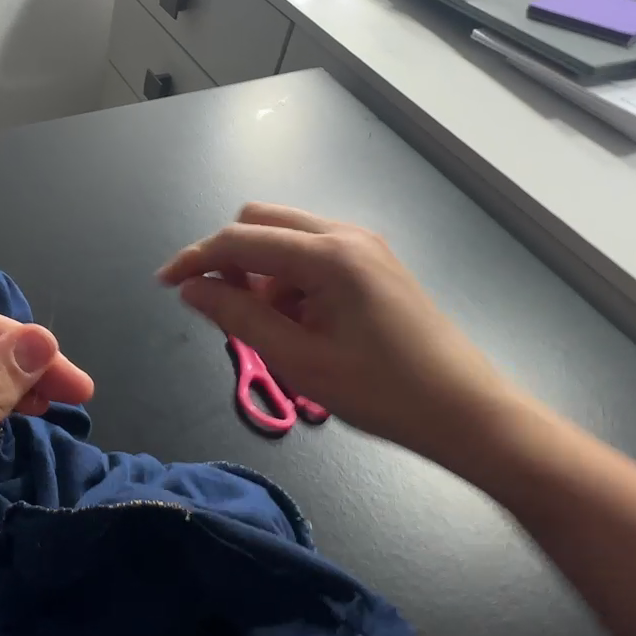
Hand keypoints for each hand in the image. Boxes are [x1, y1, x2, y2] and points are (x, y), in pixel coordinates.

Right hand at [157, 203, 520, 462]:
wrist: (470, 415)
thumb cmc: (384, 393)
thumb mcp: (299, 361)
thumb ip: (237, 317)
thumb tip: (191, 288)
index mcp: (328, 255)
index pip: (240, 239)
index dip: (196, 259)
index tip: (166, 284)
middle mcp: (344, 235)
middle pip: (260, 221)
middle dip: (229, 258)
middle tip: (223, 306)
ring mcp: (363, 245)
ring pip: (284, 235)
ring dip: (260, 270)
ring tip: (270, 327)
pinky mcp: (372, 261)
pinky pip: (309, 251)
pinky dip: (287, 277)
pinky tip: (300, 322)